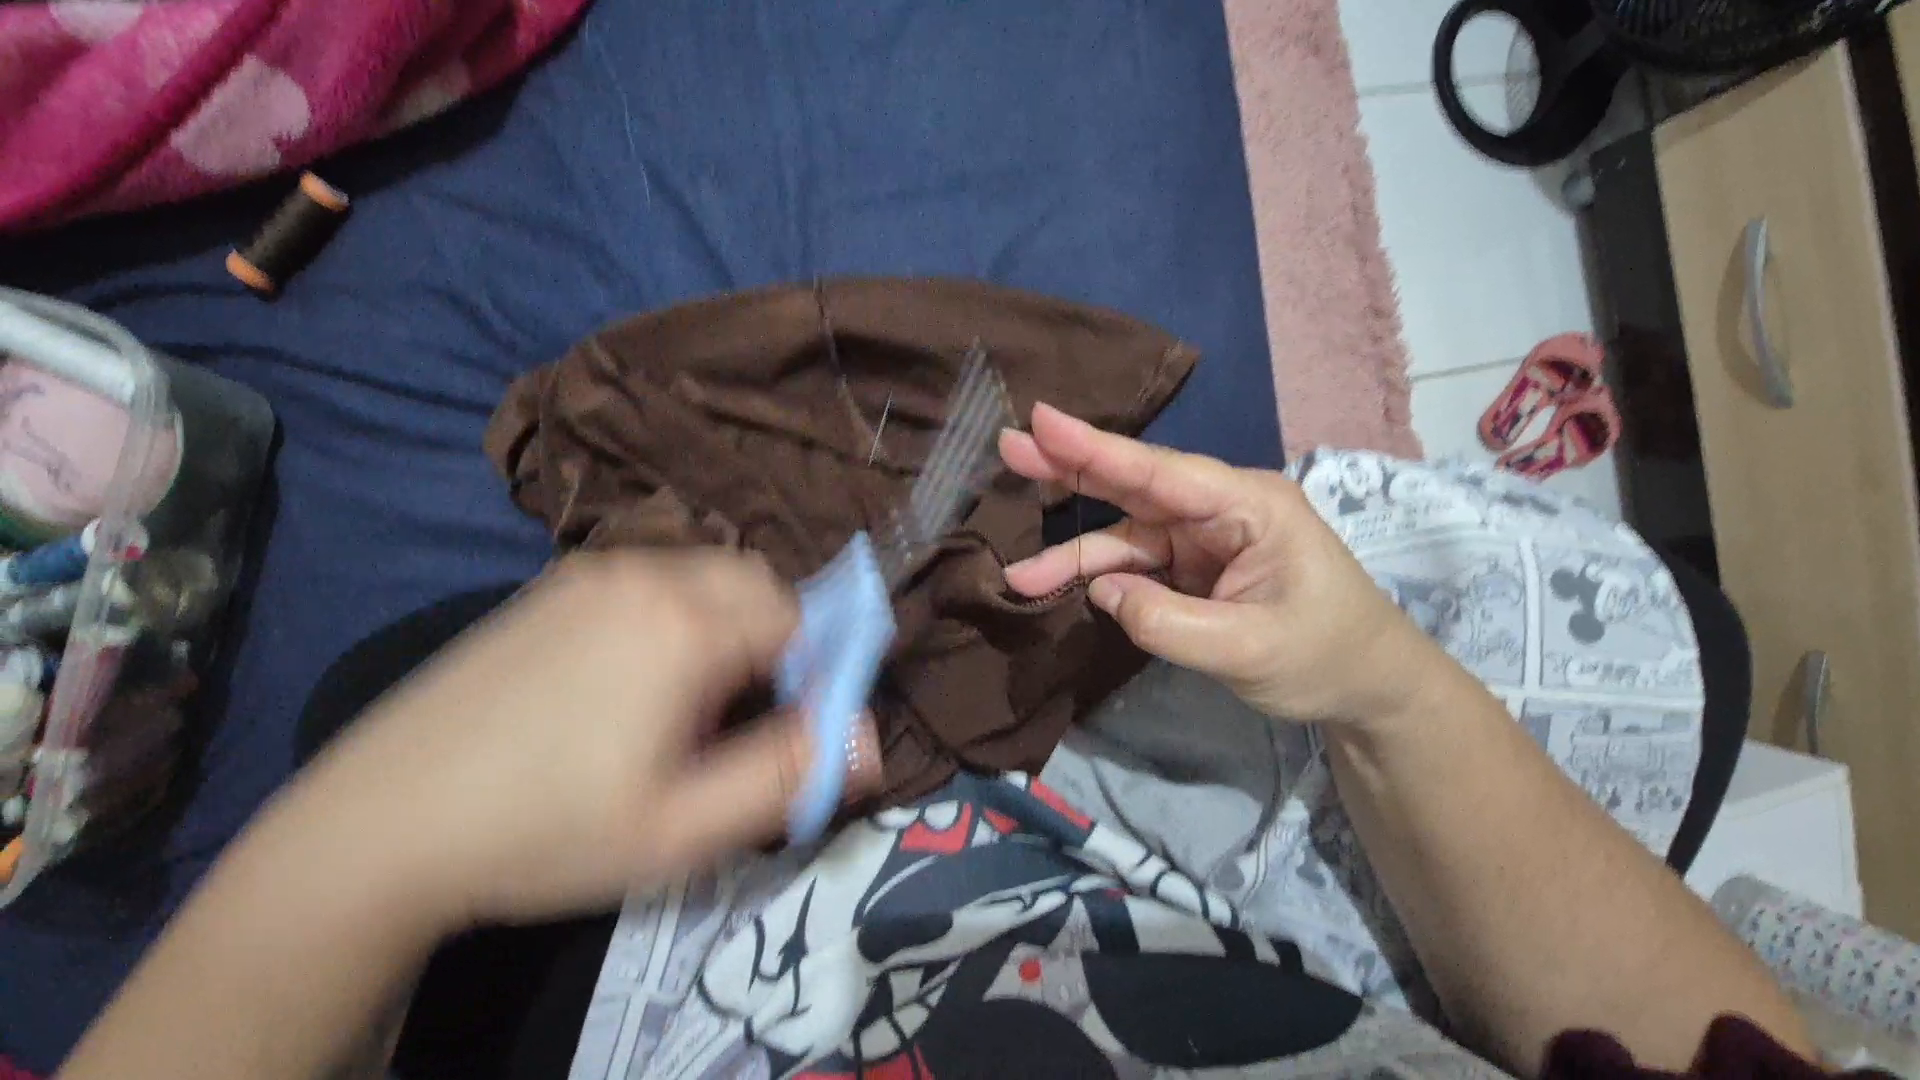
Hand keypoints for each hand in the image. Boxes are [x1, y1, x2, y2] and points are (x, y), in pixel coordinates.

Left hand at [271, 551, 880, 929]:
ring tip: (687, 704)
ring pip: (702, 577)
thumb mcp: (682, 830)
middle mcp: (643, 576)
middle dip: (775, 638)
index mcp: (684, 625)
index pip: (797, 615)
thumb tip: (870, 740)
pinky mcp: (548, 589)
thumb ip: (786, 776)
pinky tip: (629, 683)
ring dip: (726, 624)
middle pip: (754, 583)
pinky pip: (649, 582)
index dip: (815, 668)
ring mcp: (588, 575)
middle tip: (743, 714)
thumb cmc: (546, 832)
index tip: (791, 723)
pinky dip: (675, 615)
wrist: (379, 825)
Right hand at [999, 403, 1446, 729]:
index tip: (1042, 421)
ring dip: (1072, 555)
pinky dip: (1097, 577)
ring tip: (1018, 576)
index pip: (1162, 473)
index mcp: (1248, 506)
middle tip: (1009, 449)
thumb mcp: (1249, 649)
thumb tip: (1103, 592)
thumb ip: (1170, 624)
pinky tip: (1059, 588)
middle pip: (1135, 485)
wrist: (1367, 686)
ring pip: (1125, 533)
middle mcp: (1220, 509)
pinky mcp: (1192, 567)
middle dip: (1071, 470)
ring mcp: (1203, 538)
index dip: (1098, 449)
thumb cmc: (1326, 656)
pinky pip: (1135, 564)